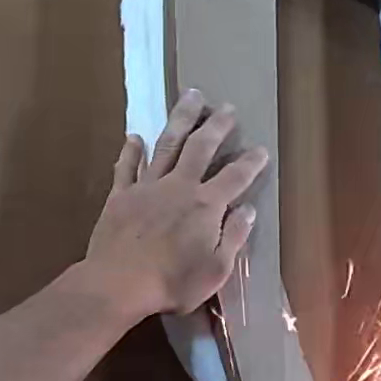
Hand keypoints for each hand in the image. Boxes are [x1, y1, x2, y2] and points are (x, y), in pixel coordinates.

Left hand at [82, 89, 268, 317]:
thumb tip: (247, 209)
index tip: (261, 149)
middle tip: (227, 107)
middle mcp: (179, 186)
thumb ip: (234, 237)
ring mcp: (147, 187)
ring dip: (180, 120)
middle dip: (217, 126)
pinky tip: (134, 136)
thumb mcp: (216, 270)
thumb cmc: (173, 283)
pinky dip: (131, 150)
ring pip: (166, 145)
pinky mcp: (120, 195)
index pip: (235, 177)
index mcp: (206, 206)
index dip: (251, 163)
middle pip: (201, 147)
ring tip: (191, 97)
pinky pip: (126, 167)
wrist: (118, 284)